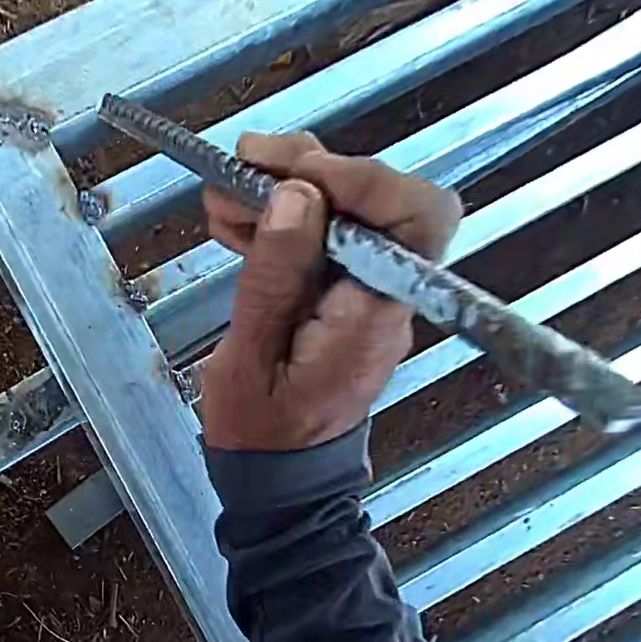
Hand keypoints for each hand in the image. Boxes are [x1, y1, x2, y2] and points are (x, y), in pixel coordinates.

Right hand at [200, 132, 462, 451]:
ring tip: (227, 192)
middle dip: (312, 172)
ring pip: (345, 219)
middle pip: (379, 206)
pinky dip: (283, 227)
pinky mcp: (341, 303)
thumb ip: (273, 280)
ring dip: (288, 194)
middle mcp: (382, 302)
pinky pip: (322, 248)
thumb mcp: (248, 361)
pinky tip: (239, 221)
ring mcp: (364, 300)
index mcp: (370, 318)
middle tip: (246, 163)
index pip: (413, 217)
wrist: (277, 478)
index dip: (360, 178)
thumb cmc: (259, 435)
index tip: (288, 171)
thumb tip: (293, 197)